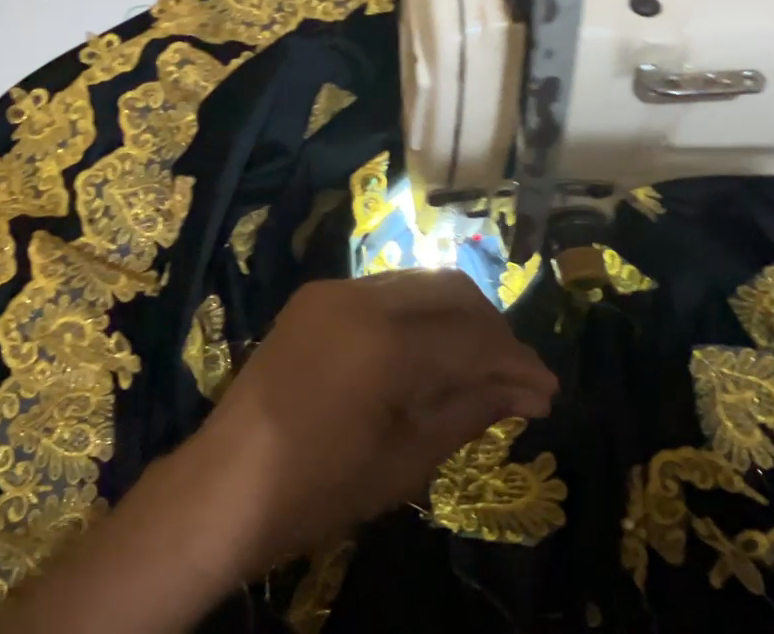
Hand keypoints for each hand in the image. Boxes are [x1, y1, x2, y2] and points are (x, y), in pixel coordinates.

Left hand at [0, 270, 555, 633]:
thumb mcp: (406, 460)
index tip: (548, 393)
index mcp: (387, 344)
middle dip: (493, 333)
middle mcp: (362, 299)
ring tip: (479, 367)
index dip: (519, 366)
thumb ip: (469, 411)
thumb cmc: (318, 488)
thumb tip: (526, 391)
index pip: (476, 341)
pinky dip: (418, 316)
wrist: (225, 484)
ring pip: (420, 285)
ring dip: (458, 319)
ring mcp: (333, 291)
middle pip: (454, 294)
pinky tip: (428, 354)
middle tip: (517, 378)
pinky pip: (385, 293)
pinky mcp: (313, 297)